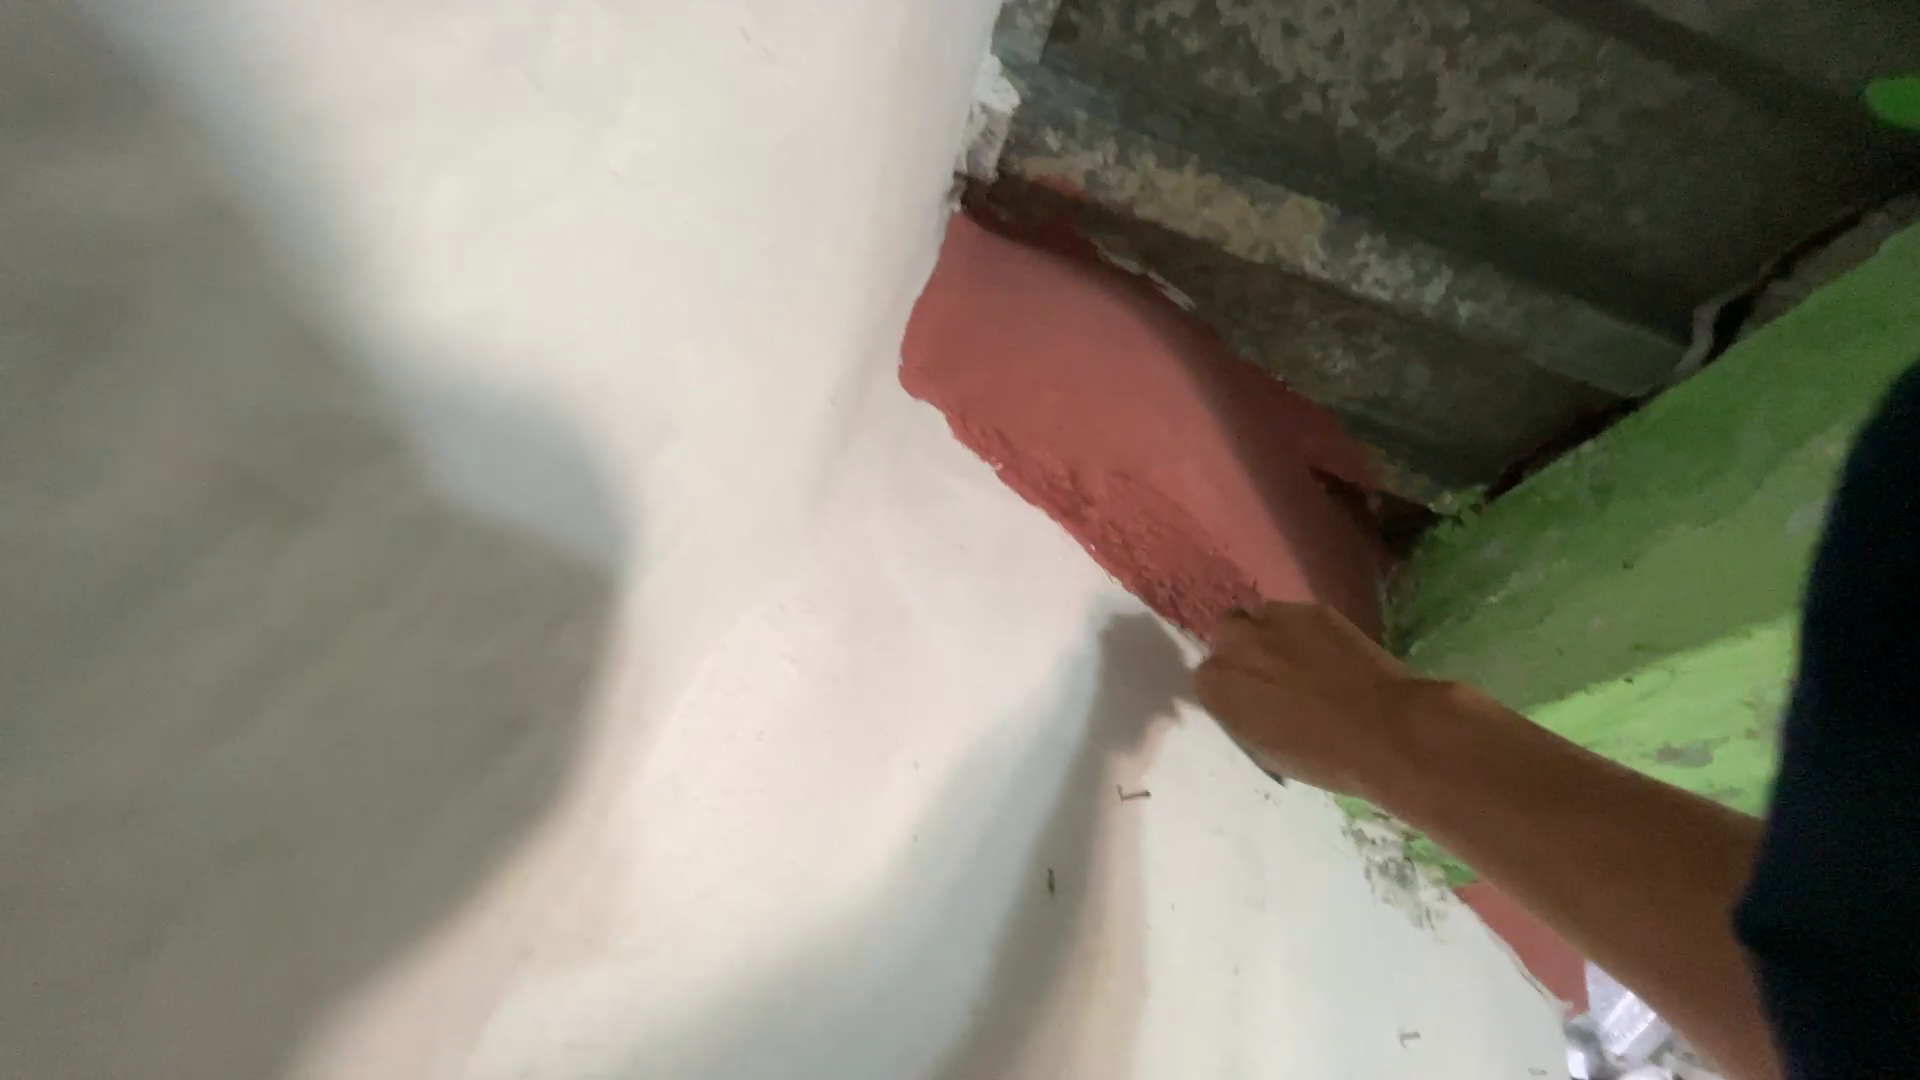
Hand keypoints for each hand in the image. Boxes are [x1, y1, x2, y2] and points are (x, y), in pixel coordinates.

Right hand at [1194, 602, 1430, 798]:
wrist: (1388, 732)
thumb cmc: (1322, 756)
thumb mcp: (1261, 747)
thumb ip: (1238, 712)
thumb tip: (1242, 698)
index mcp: (1214, 683)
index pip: (1208, 675)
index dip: (1231, 686)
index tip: (1250, 699)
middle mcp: (1234, 643)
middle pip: (1226, 634)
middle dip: (1242, 649)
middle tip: (1270, 673)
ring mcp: (1273, 619)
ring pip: (1259, 617)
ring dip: (1271, 634)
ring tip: (1300, 659)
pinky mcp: (1312, 609)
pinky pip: (1295, 615)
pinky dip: (1304, 631)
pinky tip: (1328, 654)